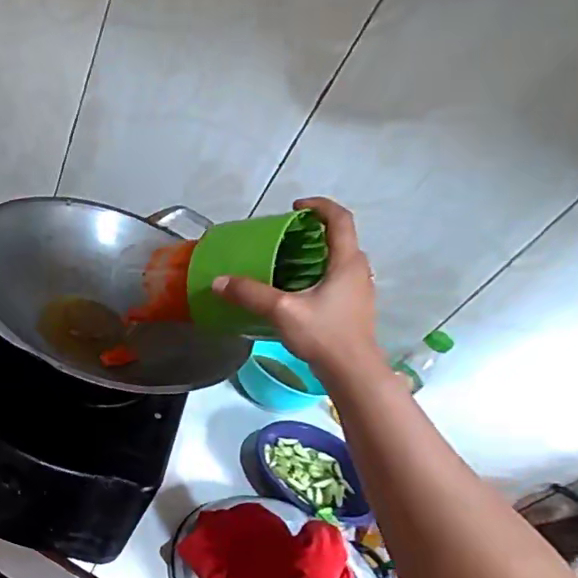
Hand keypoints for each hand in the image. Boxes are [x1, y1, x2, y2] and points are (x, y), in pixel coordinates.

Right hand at [212, 197, 382, 382]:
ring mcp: (358, 291)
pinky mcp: (353, 308)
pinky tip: (296, 292)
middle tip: (286, 237)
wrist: (352, 371)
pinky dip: (317, 275)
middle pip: (340, 239)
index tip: (295, 207)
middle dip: (314, 232)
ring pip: (338, 261)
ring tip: (287, 263)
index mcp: (347, 262)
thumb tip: (218, 281)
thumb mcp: (282, 311)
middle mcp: (358, 271)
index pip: (340, 219)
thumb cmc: (324, 335)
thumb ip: (250, 294)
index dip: (319, 206)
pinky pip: (335, 280)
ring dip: (315, 255)